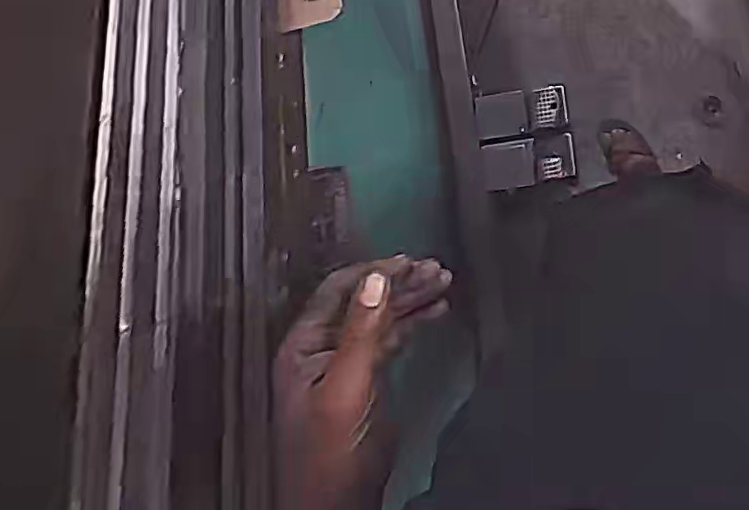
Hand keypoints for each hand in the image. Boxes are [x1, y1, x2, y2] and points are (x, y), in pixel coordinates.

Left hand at [274, 256, 451, 509]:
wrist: (334, 509)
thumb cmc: (329, 455)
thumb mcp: (345, 388)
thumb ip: (361, 332)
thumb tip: (377, 278)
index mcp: (305, 346)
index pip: (339, 290)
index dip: (374, 271)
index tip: (408, 262)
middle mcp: (323, 348)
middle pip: (365, 299)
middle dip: (401, 281)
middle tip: (434, 269)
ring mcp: (345, 362)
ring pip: (382, 314)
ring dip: (413, 296)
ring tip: (443, 281)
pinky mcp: (366, 376)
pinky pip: (392, 335)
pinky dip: (415, 319)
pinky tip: (436, 309)